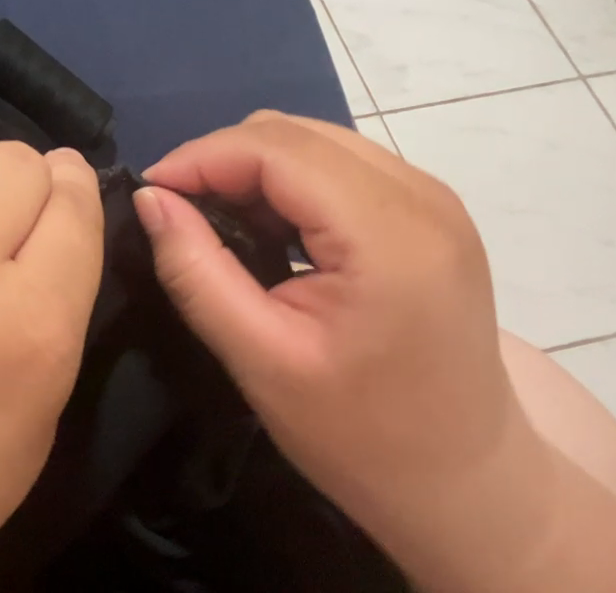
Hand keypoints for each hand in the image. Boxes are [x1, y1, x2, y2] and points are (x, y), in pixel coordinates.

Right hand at [132, 112, 542, 547]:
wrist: (465, 481)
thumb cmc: (360, 435)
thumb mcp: (261, 359)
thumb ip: (197, 271)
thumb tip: (151, 198)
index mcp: (388, 235)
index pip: (275, 149)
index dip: (201, 158)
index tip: (151, 193)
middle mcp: (420, 196)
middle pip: (293, 133)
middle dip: (222, 159)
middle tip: (179, 211)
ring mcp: (432, 197)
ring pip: (313, 139)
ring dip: (253, 166)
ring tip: (220, 221)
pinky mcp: (429, 209)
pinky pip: (338, 161)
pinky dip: (288, 178)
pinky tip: (269, 226)